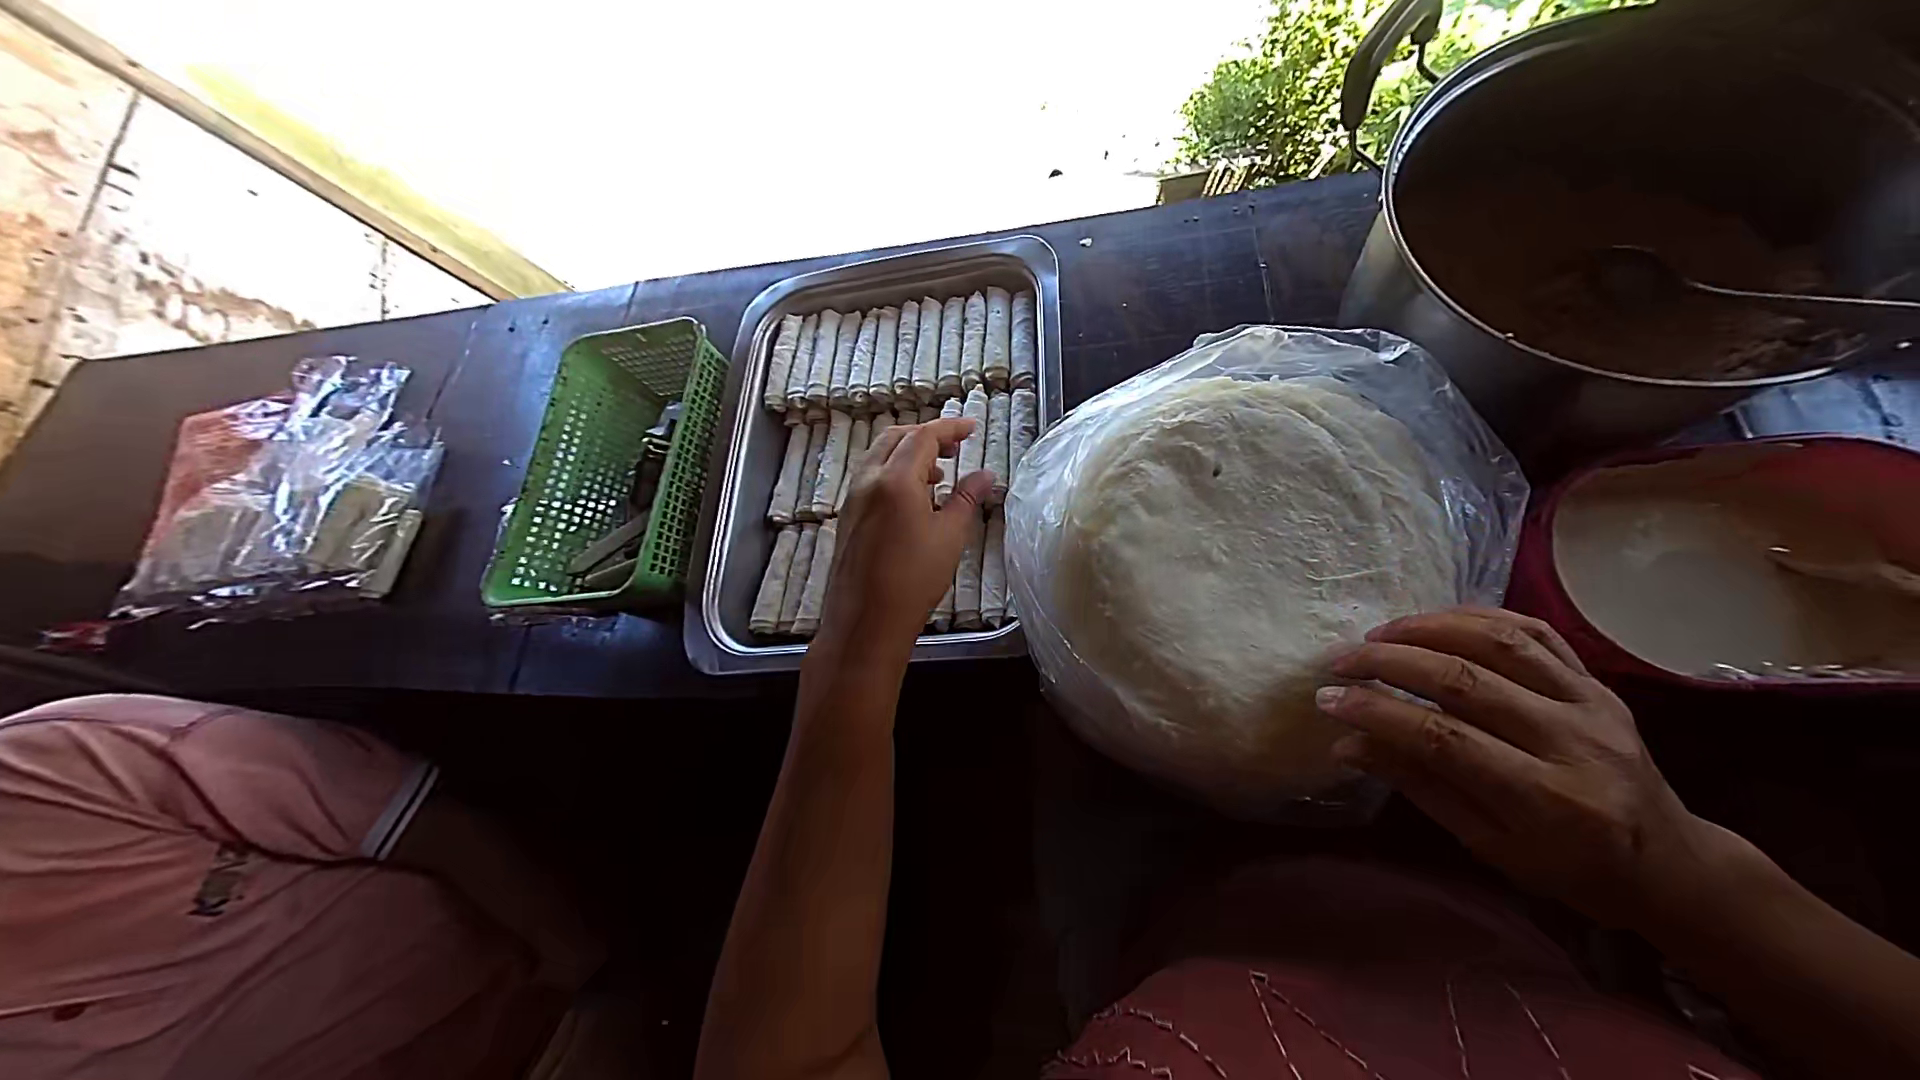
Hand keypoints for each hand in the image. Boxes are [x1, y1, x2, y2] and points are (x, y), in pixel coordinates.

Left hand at [818, 417, 994, 648]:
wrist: (866, 622)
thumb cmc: (913, 579)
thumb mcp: (950, 536)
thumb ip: (967, 499)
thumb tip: (985, 475)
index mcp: (894, 480)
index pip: (922, 436)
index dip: (949, 427)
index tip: (971, 427)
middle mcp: (867, 482)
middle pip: (895, 439)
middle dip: (926, 436)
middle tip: (954, 447)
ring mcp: (853, 500)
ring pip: (879, 458)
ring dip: (909, 455)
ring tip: (939, 475)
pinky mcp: (848, 519)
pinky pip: (871, 480)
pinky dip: (894, 474)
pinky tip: (914, 501)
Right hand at [1316, 606, 1721, 925]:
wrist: (1670, 862)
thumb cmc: (1568, 866)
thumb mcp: (1486, 843)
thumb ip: (1418, 785)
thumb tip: (1346, 743)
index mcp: (1546, 799)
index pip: (1444, 740)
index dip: (1378, 714)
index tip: (1328, 700)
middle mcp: (1573, 742)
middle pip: (1465, 681)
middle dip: (1389, 663)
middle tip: (1341, 661)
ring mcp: (1592, 704)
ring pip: (1499, 643)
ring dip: (1427, 629)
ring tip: (1379, 633)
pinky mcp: (1598, 682)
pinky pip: (1535, 632)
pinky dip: (1476, 616)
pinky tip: (1434, 621)